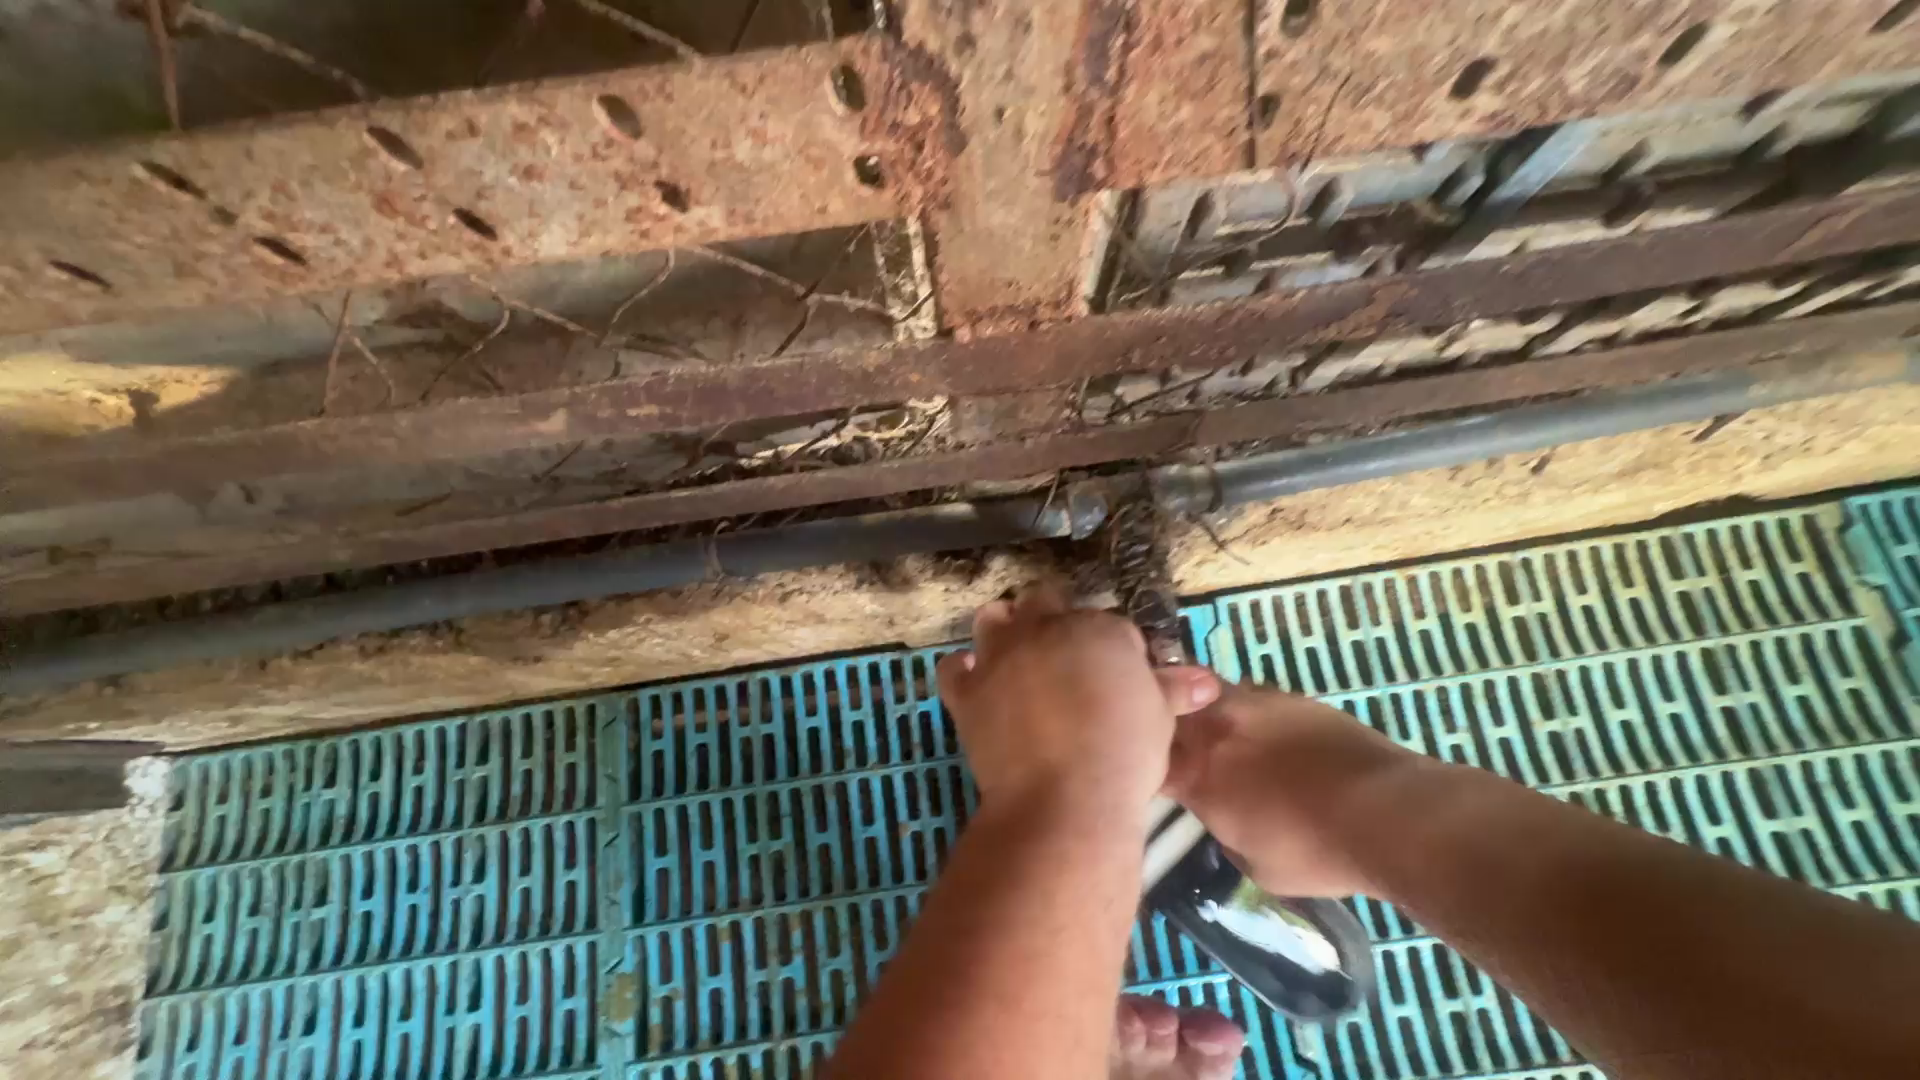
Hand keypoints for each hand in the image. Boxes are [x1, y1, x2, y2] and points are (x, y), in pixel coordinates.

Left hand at [936, 583, 1220, 820]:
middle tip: (1068, 656)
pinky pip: (953, 667)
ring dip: (1005, 626)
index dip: (1113, 647)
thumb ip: (1173, 689)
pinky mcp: (967, 692)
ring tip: (1017, 649)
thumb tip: (1205, 682)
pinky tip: (975, 677)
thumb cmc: (1125, 755)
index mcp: (1098, 629)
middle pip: (1045, 601)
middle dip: (1056, 617)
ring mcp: (999, 657)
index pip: (1107, 623)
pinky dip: (963, 669)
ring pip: (993, 618)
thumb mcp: (1159, 718)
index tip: (1117, 674)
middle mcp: (1044, 629)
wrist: (1066, 798)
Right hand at [1164, 682, 1434, 896]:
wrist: (1388, 813)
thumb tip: (1223, 815)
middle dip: (1159, 720)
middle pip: (1166, 709)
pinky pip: (1249, 696)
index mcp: (1197, 776)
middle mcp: (1214, 730)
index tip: (1140, 770)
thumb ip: (1223, 830)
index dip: (1138, 761)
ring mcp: (1252, 704)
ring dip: (1201, 709)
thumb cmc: (1316, 853)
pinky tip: (1263, 734)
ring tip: (1215, 731)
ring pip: (1205, 693)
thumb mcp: (1253, 864)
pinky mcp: (1288, 697)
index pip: (1145, 757)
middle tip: (1165, 738)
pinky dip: (1243, 711)